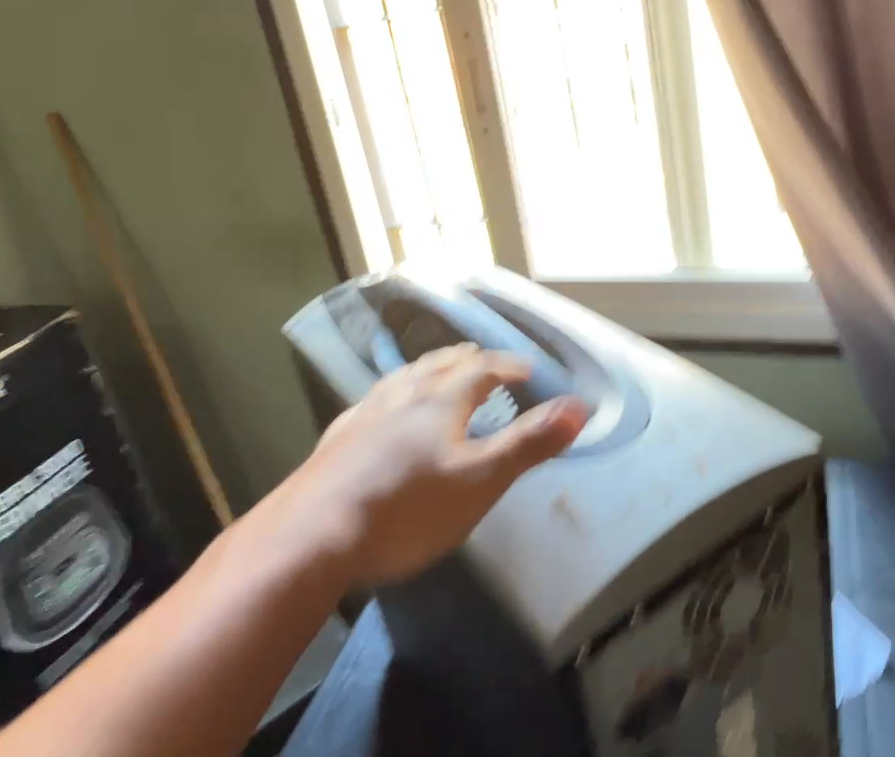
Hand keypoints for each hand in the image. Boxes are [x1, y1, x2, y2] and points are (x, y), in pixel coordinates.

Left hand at [288, 344, 587, 585]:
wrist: (315, 533)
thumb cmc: (408, 509)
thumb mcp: (481, 481)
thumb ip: (529, 443)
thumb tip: (579, 405)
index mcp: (441, 400)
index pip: (482, 370)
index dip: (509, 366)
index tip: (529, 370)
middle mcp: (402, 395)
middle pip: (439, 365)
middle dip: (467, 361)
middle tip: (484, 360)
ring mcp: (366, 413)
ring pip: (404, 378)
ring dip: (428, 369)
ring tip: (437, 370)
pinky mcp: (339, 437)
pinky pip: (375, 400)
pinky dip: (394, 393)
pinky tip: (384, 408)